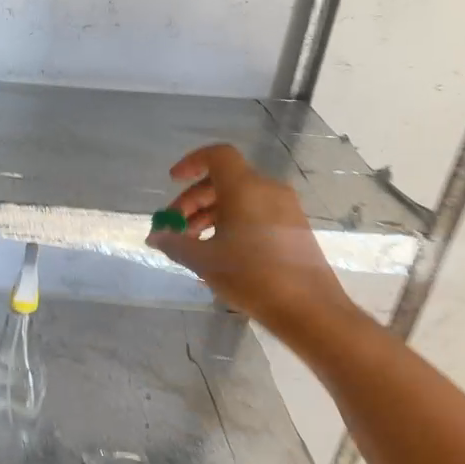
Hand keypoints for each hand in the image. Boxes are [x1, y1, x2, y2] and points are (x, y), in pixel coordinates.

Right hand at [148, 143, 362, 333]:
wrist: (308, 307)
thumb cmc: (251, 276)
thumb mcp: (204, 261)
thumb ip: (175, 243)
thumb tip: (155, 237)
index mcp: (245, 188)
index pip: (217, 156)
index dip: (191, 163)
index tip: (172, 182)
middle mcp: (267, 190)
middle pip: (224, 180)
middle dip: (193, 200)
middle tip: (175, 226)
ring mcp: (285, 208)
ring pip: (240, 198)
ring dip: (211, 214)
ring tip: (194, 244)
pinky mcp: (293, 227)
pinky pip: (256, 212)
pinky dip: (232, 222)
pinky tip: (220, 252)